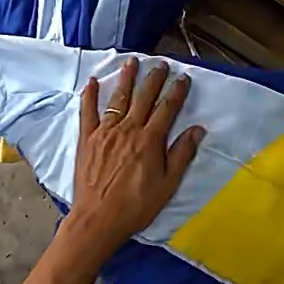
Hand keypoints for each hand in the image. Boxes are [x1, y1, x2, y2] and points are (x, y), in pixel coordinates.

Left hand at [60, 58, 204, 260]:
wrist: (97, 221)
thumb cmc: (136, 206)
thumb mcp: (168, 184)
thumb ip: (181, 154)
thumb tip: (197, 130)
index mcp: (150, 140)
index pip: (167, 108)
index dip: (177, 91)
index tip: (183, 78)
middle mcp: (128, 130)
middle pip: (144, 97)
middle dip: (154, 78)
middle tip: (161, 64)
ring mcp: (105, 133)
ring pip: (118, 99)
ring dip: (126, 78)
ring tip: (132, 62)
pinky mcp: (87, 140)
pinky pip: (87, 112)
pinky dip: (89, 96)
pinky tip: (91, 82)